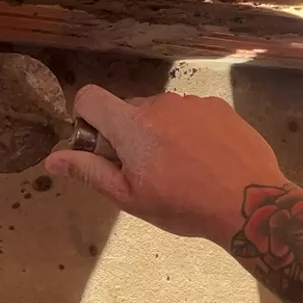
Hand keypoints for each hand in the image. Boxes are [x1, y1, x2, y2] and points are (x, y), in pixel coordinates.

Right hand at [46, 86, 288, 241]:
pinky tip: (204, 160)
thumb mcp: (129, 196)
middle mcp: (159, 104)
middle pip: (127, 109)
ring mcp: (192, 103)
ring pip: (160, 112)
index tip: (101, 147)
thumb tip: (52, 159)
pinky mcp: (218, 107)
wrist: (250, 203)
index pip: (89, 97)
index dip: (86, 118)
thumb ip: (89, 171)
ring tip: (181, 170)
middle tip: (146, 172)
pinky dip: (189, 132)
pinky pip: (190, 113)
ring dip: (160, 133)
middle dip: (127, 134)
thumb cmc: (183, 205)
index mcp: (130, 125)